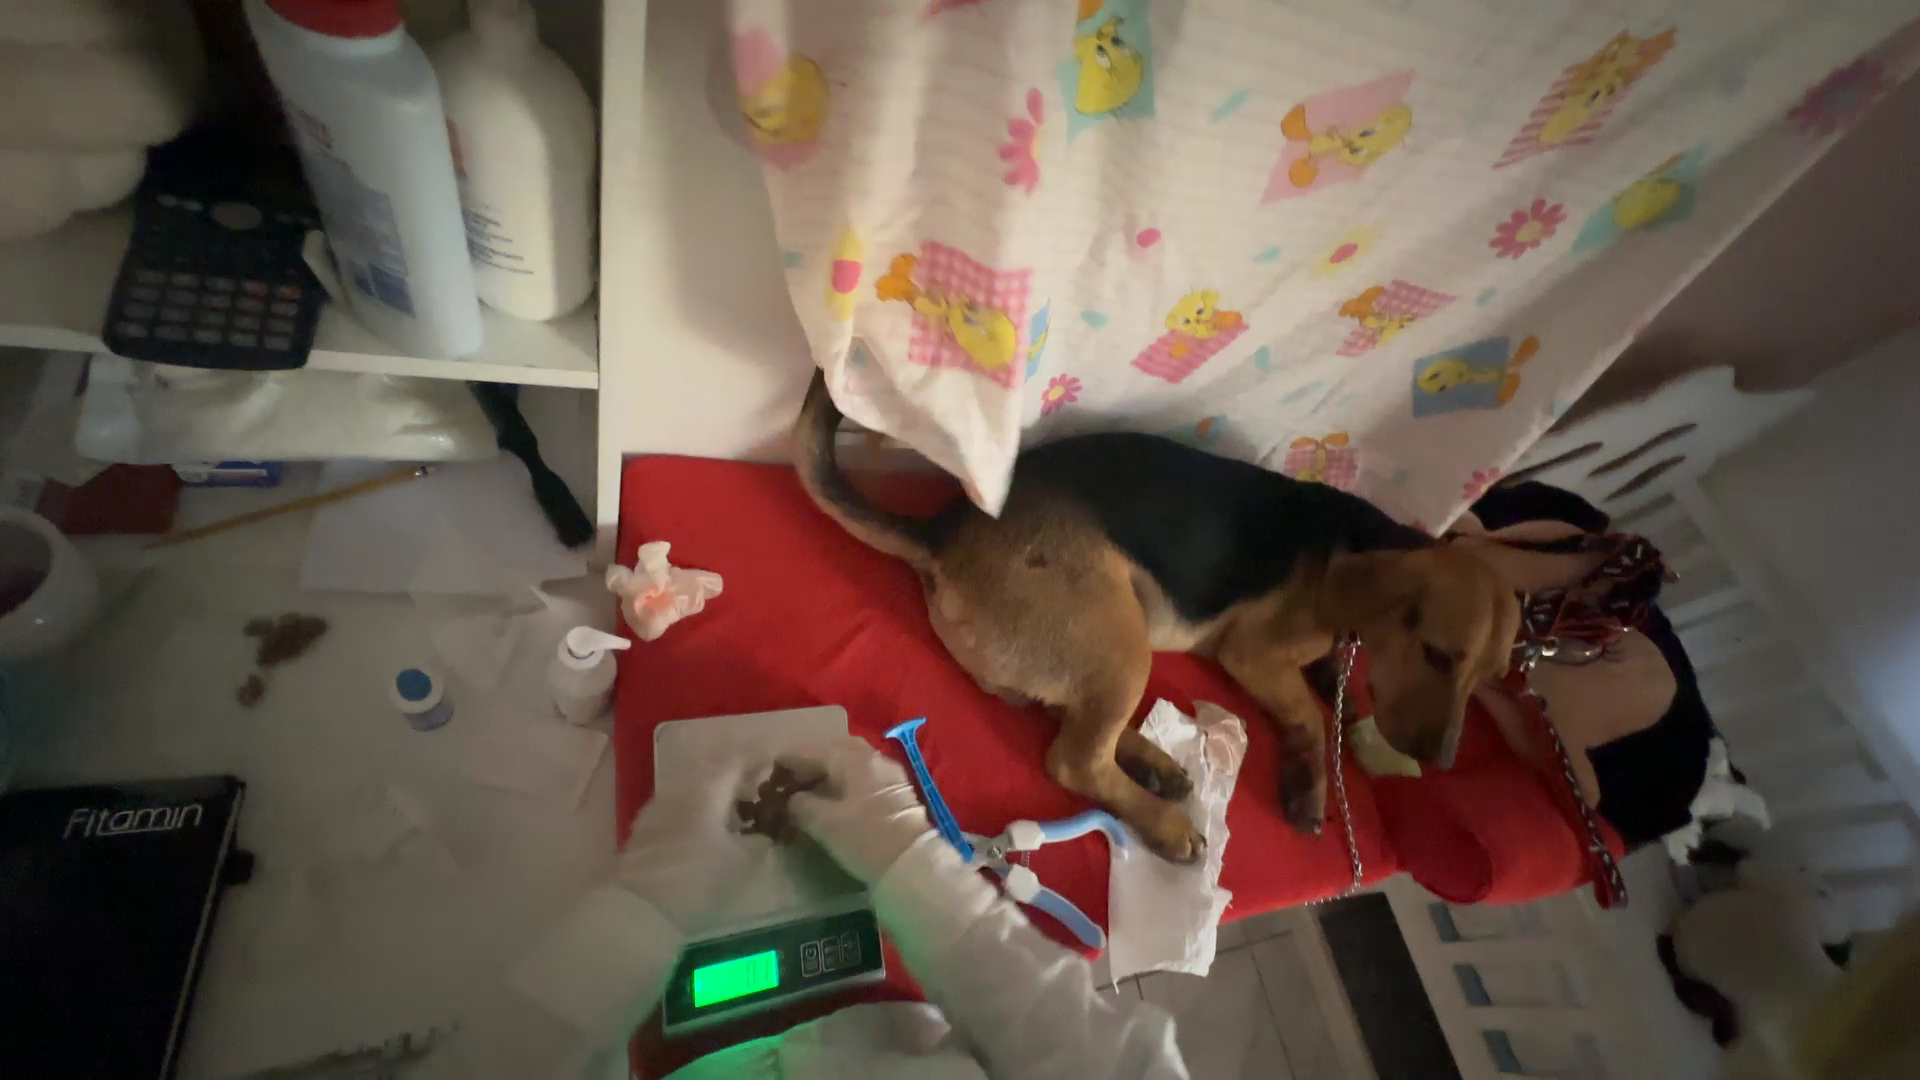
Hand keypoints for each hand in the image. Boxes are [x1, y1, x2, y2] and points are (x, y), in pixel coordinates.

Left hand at [610, 754, 773, 934]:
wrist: (637, 912)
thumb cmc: (698, 881)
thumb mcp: (743, 863)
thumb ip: (760, 840)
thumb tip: (765, 833)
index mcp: (709, 788)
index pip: (738, 759)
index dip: (758, 758)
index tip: (775, 764)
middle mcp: (682, 787)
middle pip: (715, 769)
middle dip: (737, 776)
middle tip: (757, 789)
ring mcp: (660, 805)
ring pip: (695, 787)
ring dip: (716, 793)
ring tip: (733, 812)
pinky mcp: (644, 827)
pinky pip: (679, 804)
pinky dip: (697, 808)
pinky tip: (705, 829)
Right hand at [783, 737, 933, 884]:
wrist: (910, 862)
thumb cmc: (864, 838)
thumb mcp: (825, 823)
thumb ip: (802, 805)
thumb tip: (793, 798)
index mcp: (854, 759)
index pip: (817, 751)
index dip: (793, 758)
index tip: (774, 764)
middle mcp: (874, 758)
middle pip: (838, 750)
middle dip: (814, 760)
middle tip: (794, 774)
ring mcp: (889, 772)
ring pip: (854, 761)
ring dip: (832, 769)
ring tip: (812, 785)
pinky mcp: (897, 789)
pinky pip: (865, 774)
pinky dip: (847, 778)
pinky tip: (837, 794)